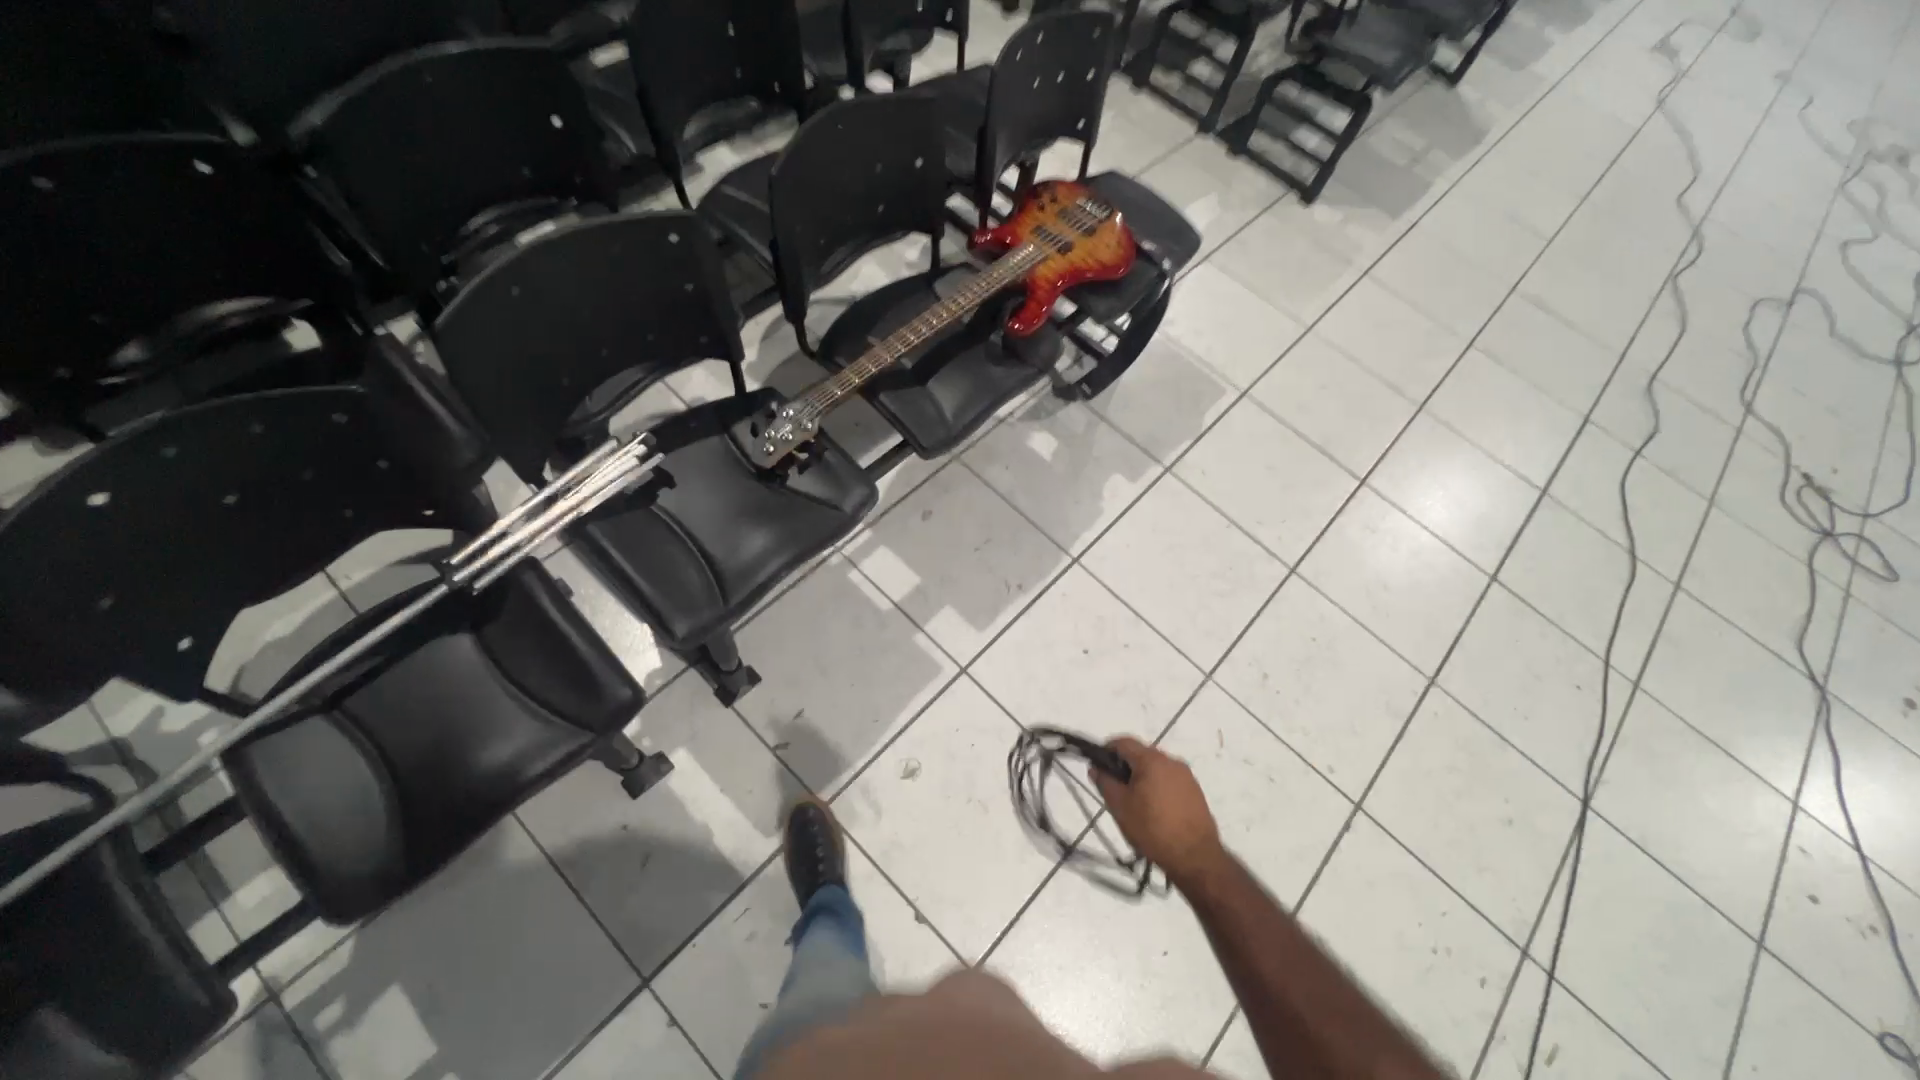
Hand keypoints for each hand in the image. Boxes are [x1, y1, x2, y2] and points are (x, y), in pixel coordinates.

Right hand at [1092, 737, 1227, 889]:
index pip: (1123, 742)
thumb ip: (1105, 782)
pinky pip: (1170, 780)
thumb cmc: (1151, 829)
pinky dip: (1158, 787)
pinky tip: (1155, 811)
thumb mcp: (1120, 807)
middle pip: (1141, 754)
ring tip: (1136, 804)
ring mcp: (1187, 776)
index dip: (1107, 750)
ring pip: (1156, 768)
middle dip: (1125, 767)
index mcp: (1152, 760)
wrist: (1195, 856)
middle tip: (1116, 790)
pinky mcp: (1196, 791)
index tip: (1098, 767)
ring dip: (1143, 778)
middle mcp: (1172, 761)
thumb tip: (1096, 767)